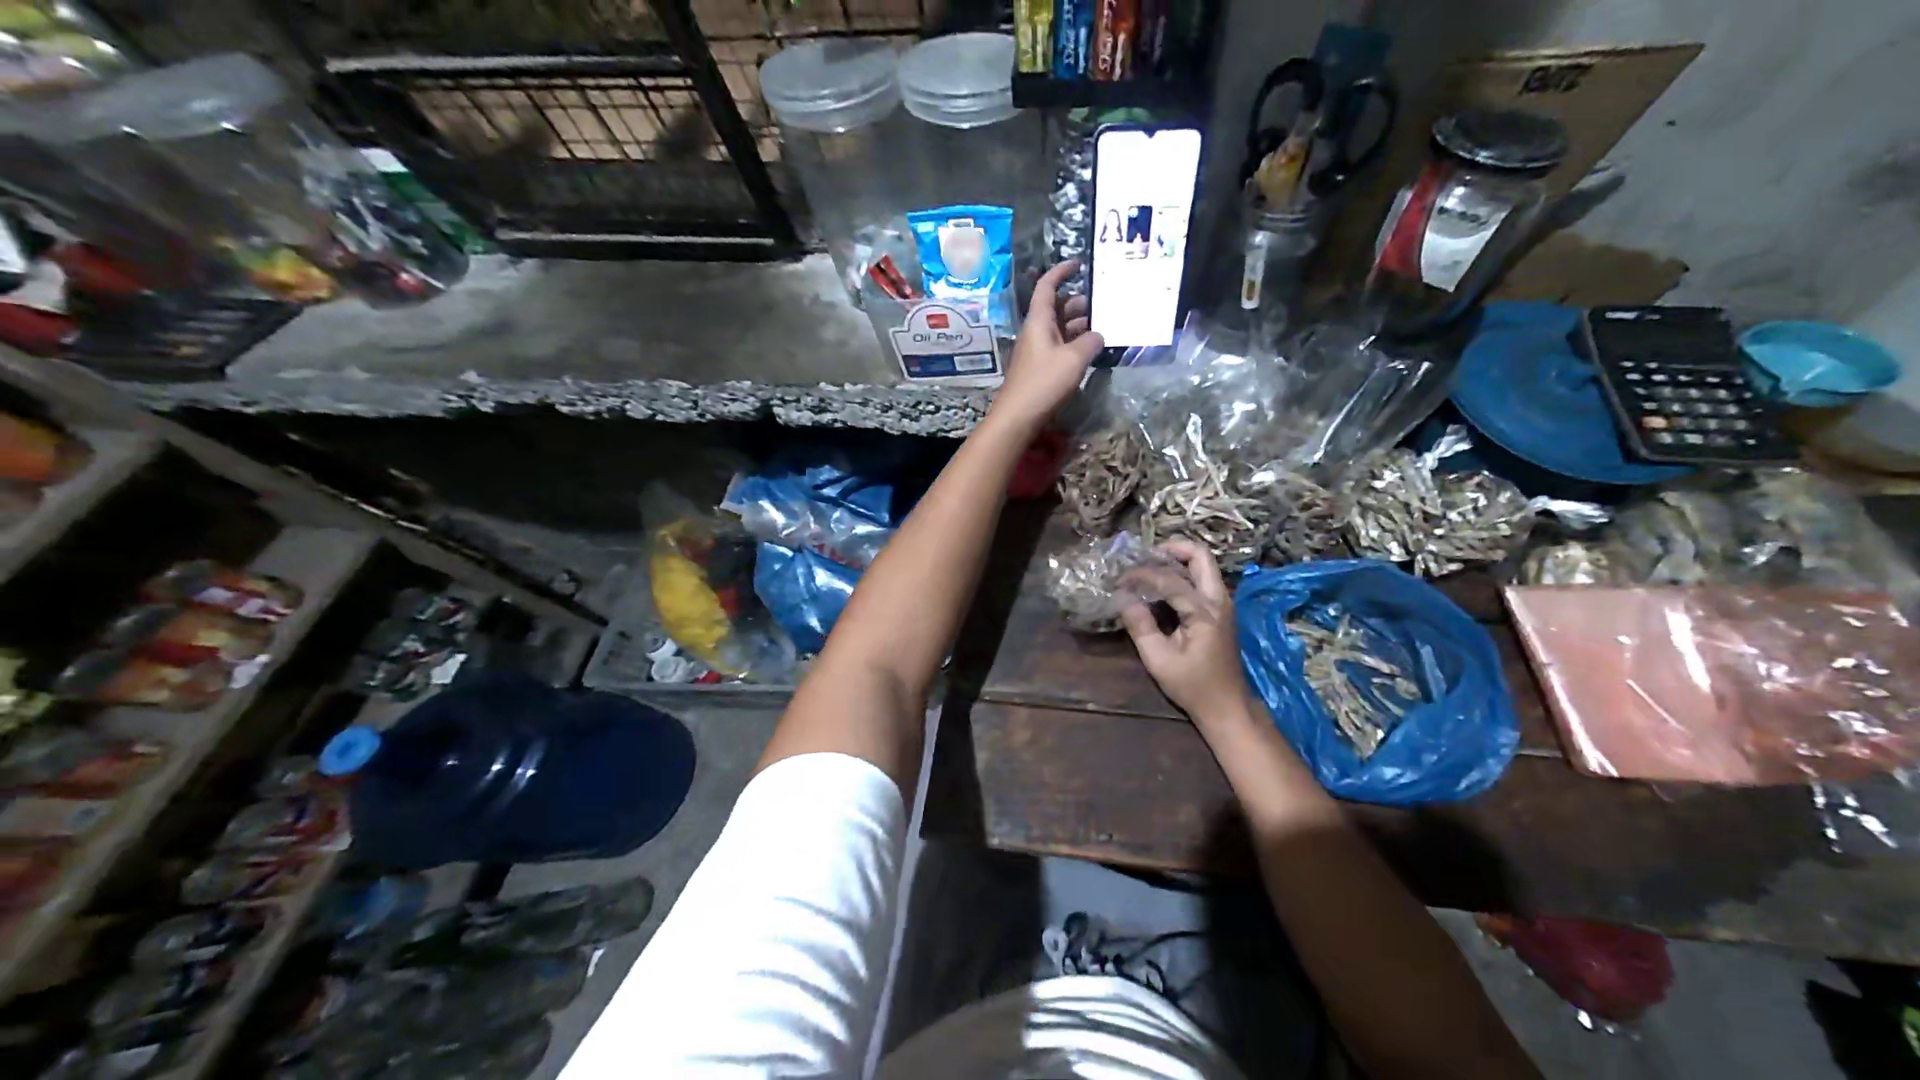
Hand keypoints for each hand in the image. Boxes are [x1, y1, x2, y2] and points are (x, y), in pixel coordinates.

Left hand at [990, 261, 1103, 428]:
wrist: (1018, 416)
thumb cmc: (1043, 382)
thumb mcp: (1074, 359)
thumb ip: (1091, 341)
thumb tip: (1097, 335)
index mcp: (1039, 320)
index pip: (1047, 286)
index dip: (1061, 272)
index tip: (1078, 264)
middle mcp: (1036, 331)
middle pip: (1057, 308)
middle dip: (1080, 303)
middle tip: (1104, 306)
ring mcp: (1037, 350)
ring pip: (1060, 328)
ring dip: (1080, 325)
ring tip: (1105, 328)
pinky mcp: (1040, 368)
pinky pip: (1060, 347)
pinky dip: (1075, 344)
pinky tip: (1092, 351)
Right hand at [1120, 540, 1253, 722]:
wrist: (1227, 706)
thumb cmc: (1193, 686)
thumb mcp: (1159, 659)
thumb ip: (1140, 626)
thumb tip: (1122, 599)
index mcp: (1205, 612)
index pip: (1170, 580)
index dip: (1142, 575)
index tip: (1119, 580)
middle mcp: (1219, 601)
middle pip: (1200, 556)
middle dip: (1171, 549)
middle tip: (1144, 556)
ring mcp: (1223, 604)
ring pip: (1204, 565)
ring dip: (1177, 560)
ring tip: (1148, 567)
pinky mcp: (1220, 611)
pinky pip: (1203, 580)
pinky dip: (1182, 573)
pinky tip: (1160, 585)